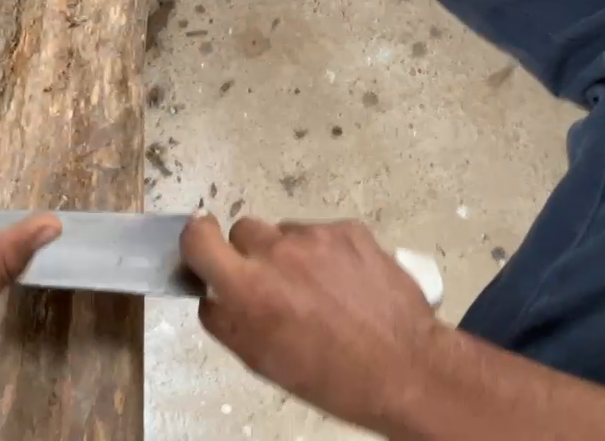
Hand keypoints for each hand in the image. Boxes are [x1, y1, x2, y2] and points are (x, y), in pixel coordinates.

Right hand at [181, 215, 441, 430]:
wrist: (408, 369)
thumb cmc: (332, 377)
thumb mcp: (261, 362)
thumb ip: (223, 320)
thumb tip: (208, 293)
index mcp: (249, 288)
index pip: (198, 236)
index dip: (196, 238)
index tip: (205, 247)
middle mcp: (277, 252)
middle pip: (243, 230)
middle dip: (252, 253)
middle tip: (275, 284)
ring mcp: (315, 236)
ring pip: (285, 232)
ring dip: (292, 253)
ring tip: (320, 290)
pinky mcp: (348, 228)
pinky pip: (322, 232)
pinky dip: (327, 252)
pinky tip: (346, 283)